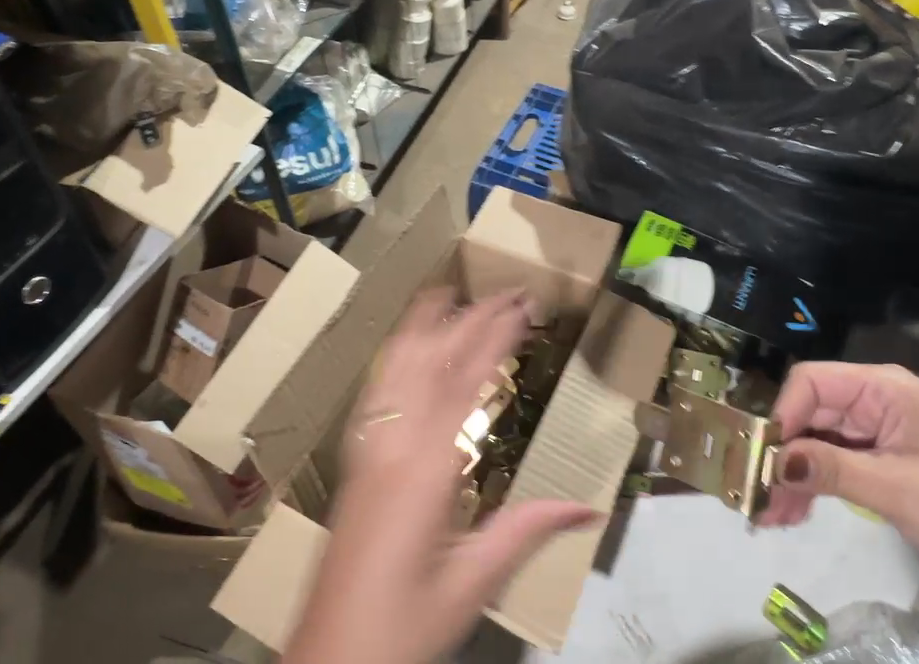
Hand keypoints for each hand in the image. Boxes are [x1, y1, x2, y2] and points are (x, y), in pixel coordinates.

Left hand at [284, 288, 599, 663]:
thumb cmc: (404, 624)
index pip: (466, 383)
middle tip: (506, 292)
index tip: (521, 306)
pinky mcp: (353, 463)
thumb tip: (588, 507)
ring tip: (449, 296)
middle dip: (470, 320)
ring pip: (395, 369)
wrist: (330, 658)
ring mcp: (367, 450)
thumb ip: (526, 530)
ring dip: (425, 326)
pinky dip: (393, 359)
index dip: (495, 338)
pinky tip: (402, 350)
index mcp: (427, 469)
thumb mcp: (473, 582)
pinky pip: (375, 394)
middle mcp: (393, 446)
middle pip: (431, 362)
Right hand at [756, 362, 918, 581]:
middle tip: (757, 496)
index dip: (782, 415)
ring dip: (790, 474)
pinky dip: (808, 483)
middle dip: (780, 452)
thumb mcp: (896, 489)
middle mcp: (873, 399)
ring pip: (812, 438)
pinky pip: (827, 460)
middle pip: (807, 411)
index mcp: (883, 389)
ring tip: (771, 516)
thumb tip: (774, 462)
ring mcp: (873, 428)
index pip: (812, 382)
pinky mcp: (874, 455)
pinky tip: (792, 512)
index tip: (763, 459)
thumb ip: (831, 470)